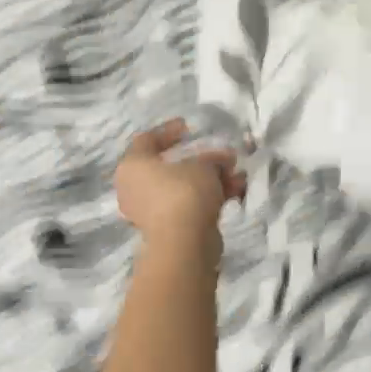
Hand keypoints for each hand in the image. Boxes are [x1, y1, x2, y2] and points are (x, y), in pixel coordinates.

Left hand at [115, 119, 247, 250]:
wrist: (184, 243)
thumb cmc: (184, 192)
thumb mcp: (203, 165)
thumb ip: (212, 158)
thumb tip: (222, 159)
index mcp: (132, 165)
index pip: (147, 140)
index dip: (169, 131)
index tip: (190, 127)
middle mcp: (134, 188)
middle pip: (169, 167)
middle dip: (201, 161)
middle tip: (223, 157)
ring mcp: (149, 211)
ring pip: (183, 188)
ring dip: (211, 181)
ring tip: (238, 176)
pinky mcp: (166, 230)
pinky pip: (188, 206)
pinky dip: (208, 199)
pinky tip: (235, 194)